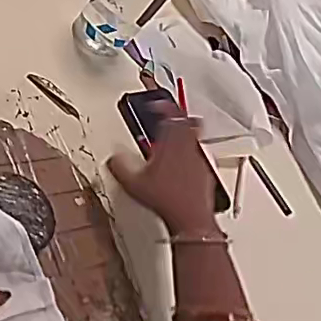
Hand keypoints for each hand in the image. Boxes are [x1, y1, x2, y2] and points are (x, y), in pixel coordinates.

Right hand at [107, 108, 219, 234]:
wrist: (190, 218)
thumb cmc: (167, 199)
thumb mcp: (133, 182)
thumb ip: (121, 165)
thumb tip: (114, 158)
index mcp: (172, 143)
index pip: (170, 115)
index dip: (163, 105)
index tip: (158, 102)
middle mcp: (189, 147)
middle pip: (188, 122)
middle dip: (180, 115)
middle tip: (173, 112)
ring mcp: (199, 160)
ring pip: (195, 137)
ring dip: (187, 132)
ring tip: (178, 134)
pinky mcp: (206, 173)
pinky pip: (199, 154)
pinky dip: (191, 151)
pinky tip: (184, 162)